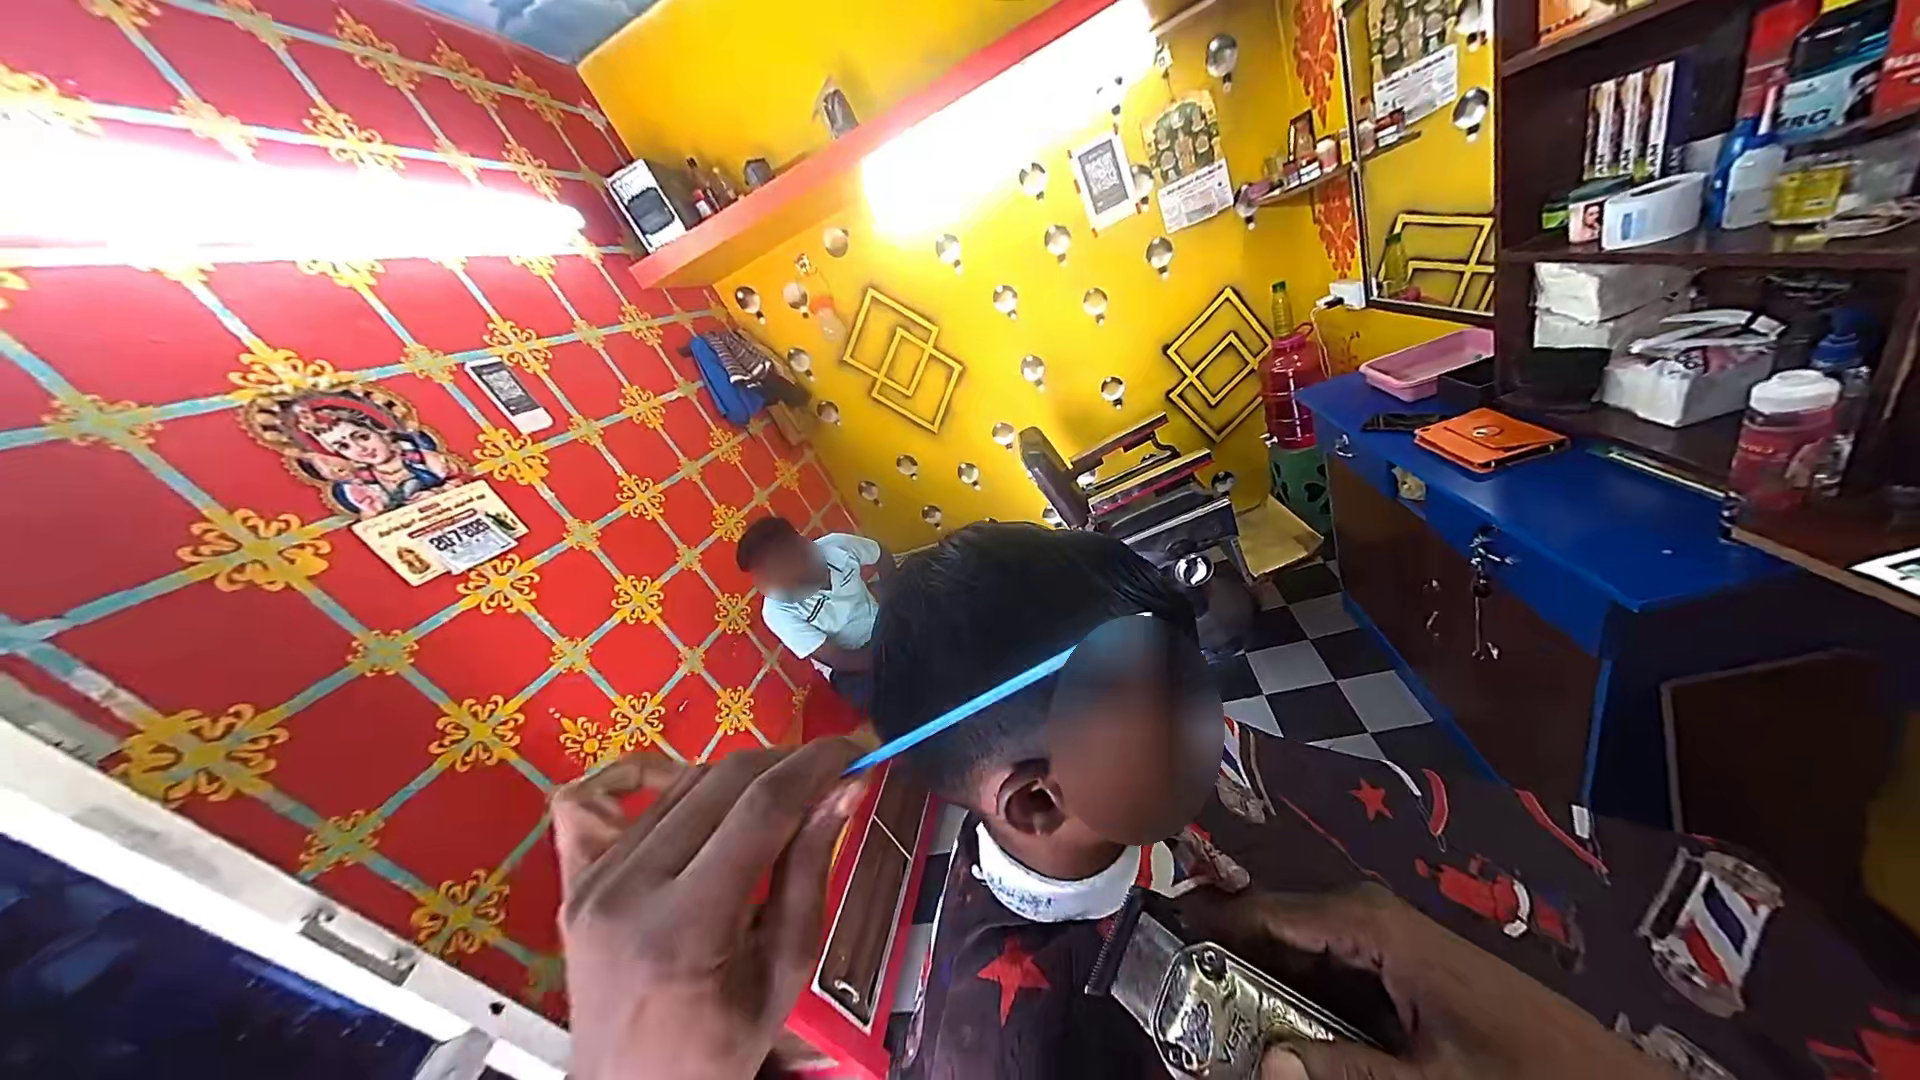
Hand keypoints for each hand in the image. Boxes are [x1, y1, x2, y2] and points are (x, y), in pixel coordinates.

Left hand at [551, 739, 865, 1079]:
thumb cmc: (720, 1051)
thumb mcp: (786, 969)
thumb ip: (811, 865)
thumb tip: (846, 784)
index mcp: (686, 928)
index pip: (763, 807)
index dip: (817, 764)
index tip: (857, 748)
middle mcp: (628, 890)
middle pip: (725, 781)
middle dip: (789, 762)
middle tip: (828, 772)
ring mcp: (592, 881)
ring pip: (684, 781)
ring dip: (743, 775)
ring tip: (776, 797)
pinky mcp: (574, 880)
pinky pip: (593, 797)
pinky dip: (644, 773)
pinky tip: (680, 781)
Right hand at [1191, 884, 1678, 1079]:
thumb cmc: (1532, 1078)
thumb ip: (1345, 1074)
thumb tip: (1259, 1063)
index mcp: (1364, 921)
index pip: (1259, 911)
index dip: (1206, 928)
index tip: (1160, 948)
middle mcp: (1361, 914)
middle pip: (1270, 928)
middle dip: (1225, 962)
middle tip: (1181, 995)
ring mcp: (1380, 938)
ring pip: (1294, 951)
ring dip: (1256, 983)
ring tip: (1214, 1014)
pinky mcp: (1395, 964)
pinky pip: (1325, 971)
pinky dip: (1294, 997)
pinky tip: (1274, 1027)